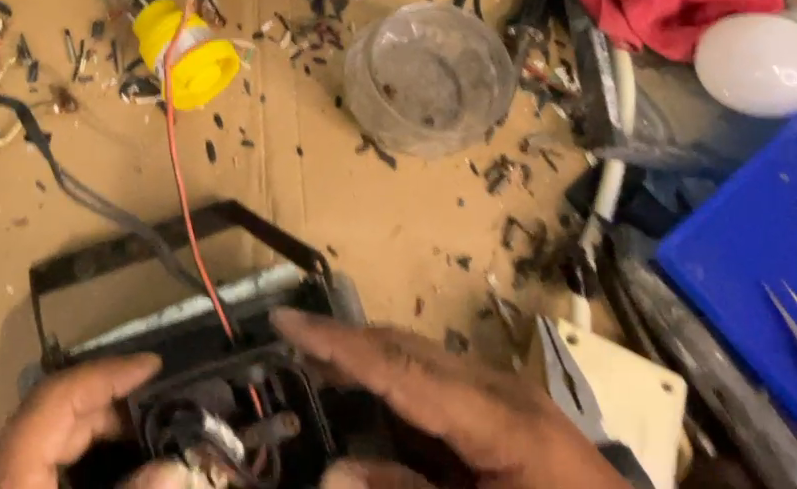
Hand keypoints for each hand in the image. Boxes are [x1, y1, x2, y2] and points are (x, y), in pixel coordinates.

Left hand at [0, 353, 162, 488]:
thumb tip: (173, 468)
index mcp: (7, 462)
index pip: (59, 394)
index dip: (107, 372)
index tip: (151, 364)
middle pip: (52, 414)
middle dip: (107, 406)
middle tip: (159, 407)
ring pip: (41, 441)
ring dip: (89, 434)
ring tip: (139, 437)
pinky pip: (31, 464)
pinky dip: (69, 461)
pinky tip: (101, 473)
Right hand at [271, 308, 631, 488]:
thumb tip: (330, 473)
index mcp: (502, 419)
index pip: (400, 369)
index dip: (337, 345)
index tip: (283, 322)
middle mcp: (503, 390)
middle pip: (407, 350)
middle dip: (345, 344)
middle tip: (287, 345)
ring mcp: (511, 397)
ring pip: (420, 360)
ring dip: (368, 363)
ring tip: (315, 369)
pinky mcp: (513, 414)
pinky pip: (439, 384)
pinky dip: (396, 386)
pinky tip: (371, 403)